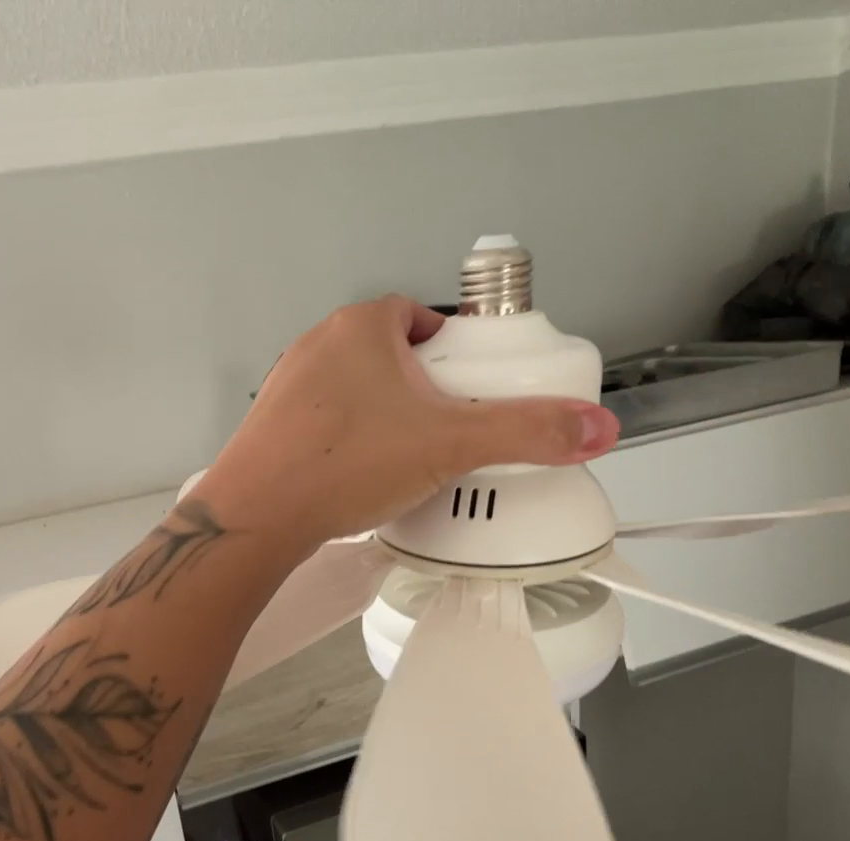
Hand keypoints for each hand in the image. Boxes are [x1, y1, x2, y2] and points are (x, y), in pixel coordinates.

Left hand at [192, 295, 619, 549]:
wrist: (257, 517)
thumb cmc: (342, 464)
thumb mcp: (450, 445)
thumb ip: (525, 431)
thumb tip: (592, 427)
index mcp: (361, 327)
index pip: (421, 314)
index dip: (454, 346)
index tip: (472, 381)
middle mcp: (319, 346)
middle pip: (390, 353)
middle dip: (424, 387)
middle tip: (451, 427)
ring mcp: (290, 386)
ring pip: (356, 390)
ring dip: (386, 415)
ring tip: (412, 458)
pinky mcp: (274, 426)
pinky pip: (327, 422)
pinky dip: (351, 441)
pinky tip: (365, 476)